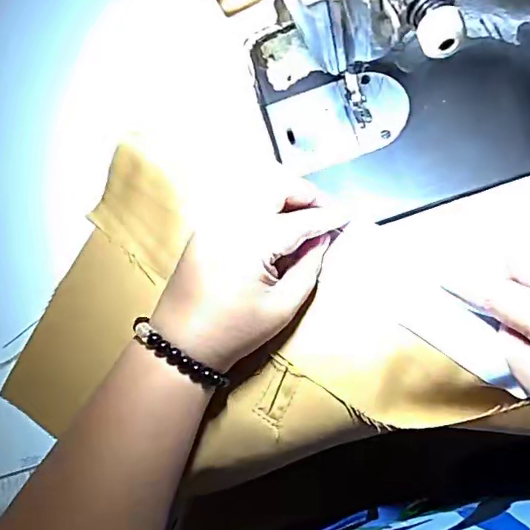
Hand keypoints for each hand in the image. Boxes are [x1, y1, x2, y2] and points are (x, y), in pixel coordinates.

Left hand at [150, 178, 347, 371]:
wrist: (181, 343)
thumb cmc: (235, 331)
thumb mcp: (283, 306)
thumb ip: (309, 266)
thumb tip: (323, 239)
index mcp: (252, 241)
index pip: (299, 219)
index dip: (327, 216)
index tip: (347, 216)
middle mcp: (230, 220)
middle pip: (275, 186)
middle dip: (305, 193)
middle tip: (326, 212)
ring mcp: (213, 220)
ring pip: (255, 187)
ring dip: (284, 195)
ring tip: (304, 216)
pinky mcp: (205, 227)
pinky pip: (239, 202)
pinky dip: (263, 203)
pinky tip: (277, 225)